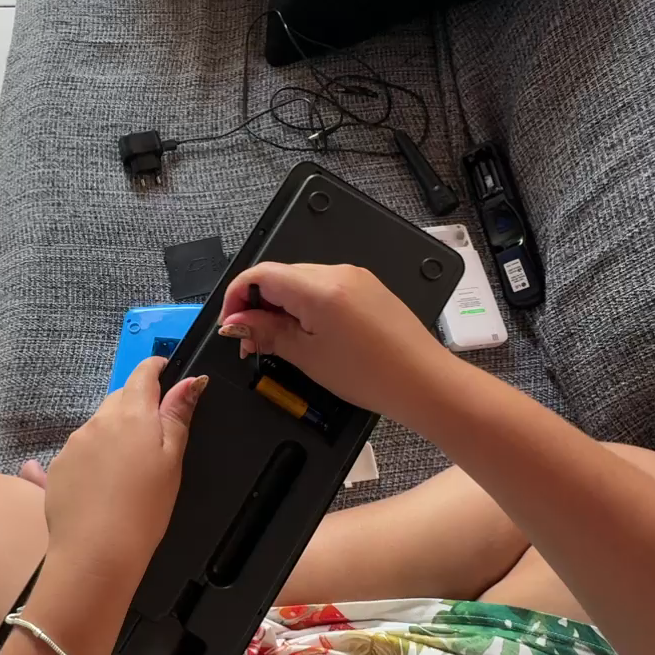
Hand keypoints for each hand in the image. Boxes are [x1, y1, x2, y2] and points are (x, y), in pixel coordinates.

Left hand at [42, 357, 207, 589]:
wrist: (95, 553)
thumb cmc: (145, 509)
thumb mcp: (172, 461)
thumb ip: (178, 416)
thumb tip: (191, 380)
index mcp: (132, 414)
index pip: (142, 374)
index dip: (155, 368)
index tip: (165, 371)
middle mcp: (98, 420)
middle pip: (120, 399)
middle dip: (137, 406)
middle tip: (153, 438)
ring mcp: (74, 443)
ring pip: (99, 425)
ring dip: (114, 433)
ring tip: (127, 470)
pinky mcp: (57, 466)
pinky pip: (81, 450)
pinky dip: (94, 457)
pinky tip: (103, 485)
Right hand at [217, 262, 450, 418]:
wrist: (423, 382)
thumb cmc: (371, 374)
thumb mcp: (306, 355)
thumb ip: (266, 332)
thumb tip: (236, 323)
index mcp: (318, 287)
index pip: (260, 274)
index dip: (237, 297)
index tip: (231, 325)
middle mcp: (336, 272)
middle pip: (278, 276)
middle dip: (257, 305)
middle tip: (250, 342)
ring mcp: (354, 277)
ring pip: (299, 281)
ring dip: (280, 305)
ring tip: (279, 341)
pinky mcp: (365, 287)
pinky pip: (322, 287)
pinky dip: (304, 305)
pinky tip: (306, 333)